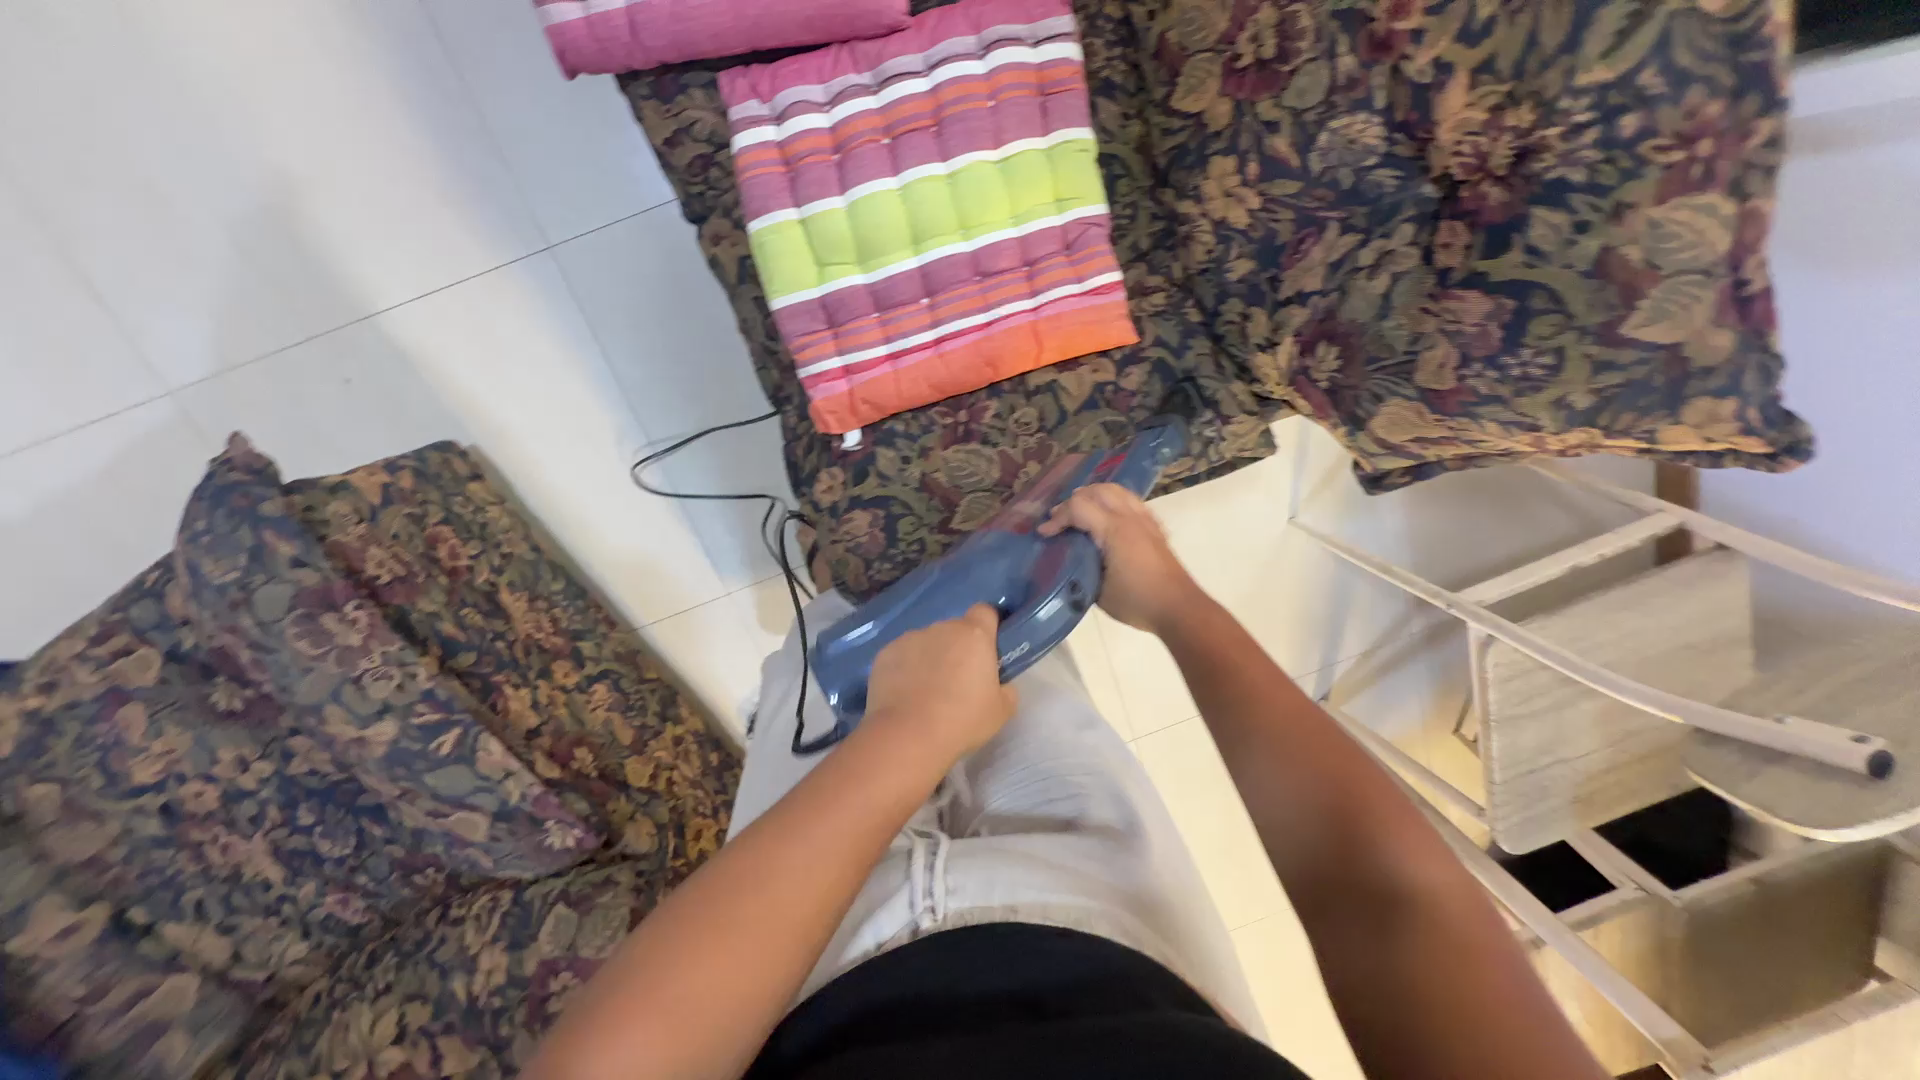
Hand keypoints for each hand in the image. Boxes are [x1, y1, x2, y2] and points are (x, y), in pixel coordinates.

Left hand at [862, 604, 1017, 763]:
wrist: (908, 735)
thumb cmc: (962, 720)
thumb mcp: (1001, 711)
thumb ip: (1006, 690)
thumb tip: (1000, 685)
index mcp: (974, 635)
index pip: (985, 612)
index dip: (987, 627)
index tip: (987, 650)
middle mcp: (941, 628)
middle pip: (953, 630)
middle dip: (957, 648)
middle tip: (957, 681)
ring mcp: (909, 638)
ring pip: (926, 642)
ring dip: (929, 658)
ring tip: (926, 691)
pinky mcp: (885, 653)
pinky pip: (901, 656)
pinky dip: (904, 669)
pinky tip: (904, 695)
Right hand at [1039, 483, 1203, 634]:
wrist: (1178, 608)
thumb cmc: (1137, 602)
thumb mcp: (1098, 591)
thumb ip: (1082, 568)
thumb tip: (1072, 559)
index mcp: (1115, 530)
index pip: (1079, 507)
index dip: (1058, 518)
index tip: (1044, 534)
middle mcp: (1131, 517)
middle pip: (1098, 491)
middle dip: (1074, 500)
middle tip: (1059, 518)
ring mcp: (1146, 520)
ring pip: (1117, 491)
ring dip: (1095, 496)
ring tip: (1080, 511)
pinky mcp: (1155, 528)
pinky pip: (1131, 501)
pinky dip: (1113, 501)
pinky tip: (1106, 517)